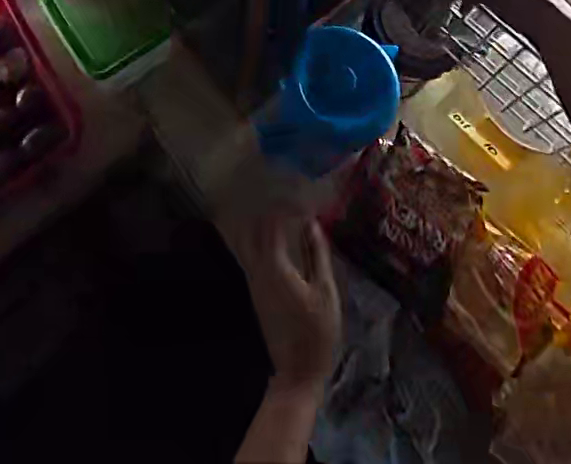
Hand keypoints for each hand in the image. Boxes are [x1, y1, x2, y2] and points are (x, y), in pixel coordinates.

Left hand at [237, 213, 341, 389]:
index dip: (284, 207)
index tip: (299, 200)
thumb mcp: (325, 291)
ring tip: (277, 213)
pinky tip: (273, 237)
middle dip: (266, 210)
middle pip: (251, 227)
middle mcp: (256, 268)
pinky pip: (248, 253)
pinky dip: (257, 238)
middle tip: (285, 201)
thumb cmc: (317, 331)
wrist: (297, 370)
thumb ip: (317, 254)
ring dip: (257, 223)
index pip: (271, 223)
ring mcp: (252, 278)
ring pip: (245, 239)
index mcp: (274, 265)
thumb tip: (312, 223)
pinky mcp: (254, 288)